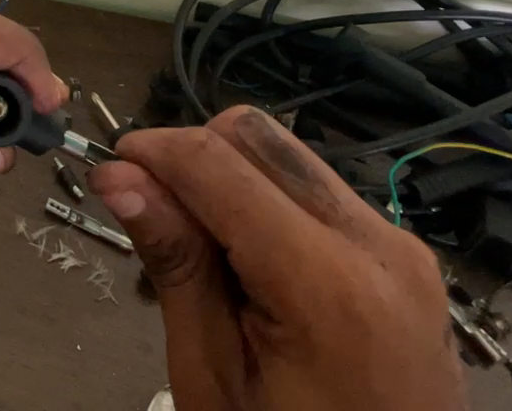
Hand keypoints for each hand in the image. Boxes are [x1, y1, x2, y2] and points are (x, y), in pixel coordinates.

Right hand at [89, 106, 465, 410]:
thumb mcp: (213, 376)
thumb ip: (174, 262)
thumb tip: (116, 176)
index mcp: (328, 283)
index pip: (217, 162)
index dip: (151, 151)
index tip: (110, 173)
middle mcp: (375, 242)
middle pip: (254, 135)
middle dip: (190, 155)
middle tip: (157, 215)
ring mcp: (398, 244)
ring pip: (282, 152)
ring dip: (225, 173)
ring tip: (202, 244)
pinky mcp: (402, 251)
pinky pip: (312, 185)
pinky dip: (261, 195)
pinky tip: (246, 256)